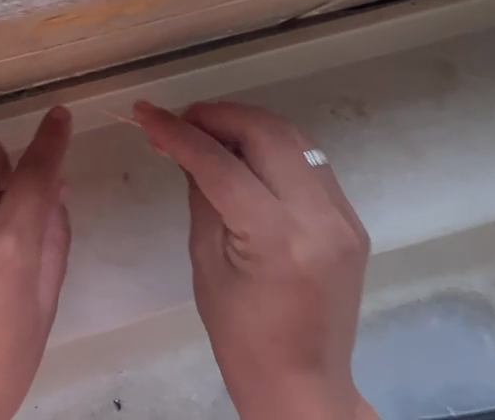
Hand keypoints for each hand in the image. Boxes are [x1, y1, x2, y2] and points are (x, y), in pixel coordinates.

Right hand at [133, 102, 375, 419]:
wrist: (303, 381)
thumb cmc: (239, 331)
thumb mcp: (204, 258)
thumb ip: (199, 191)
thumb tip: (178, 142)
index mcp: (279, 240)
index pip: (221, 164)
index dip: (177, 132)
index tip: (144, 113)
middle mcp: (320, 220)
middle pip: (267, 134)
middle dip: (216, 115)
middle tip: (178, 121)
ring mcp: (343, 217)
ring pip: (293, 138)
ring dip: (244, 124)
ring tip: (205, 132)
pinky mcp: (350, 219)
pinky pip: (307, 161)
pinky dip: (269, 145)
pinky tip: (240, 155)